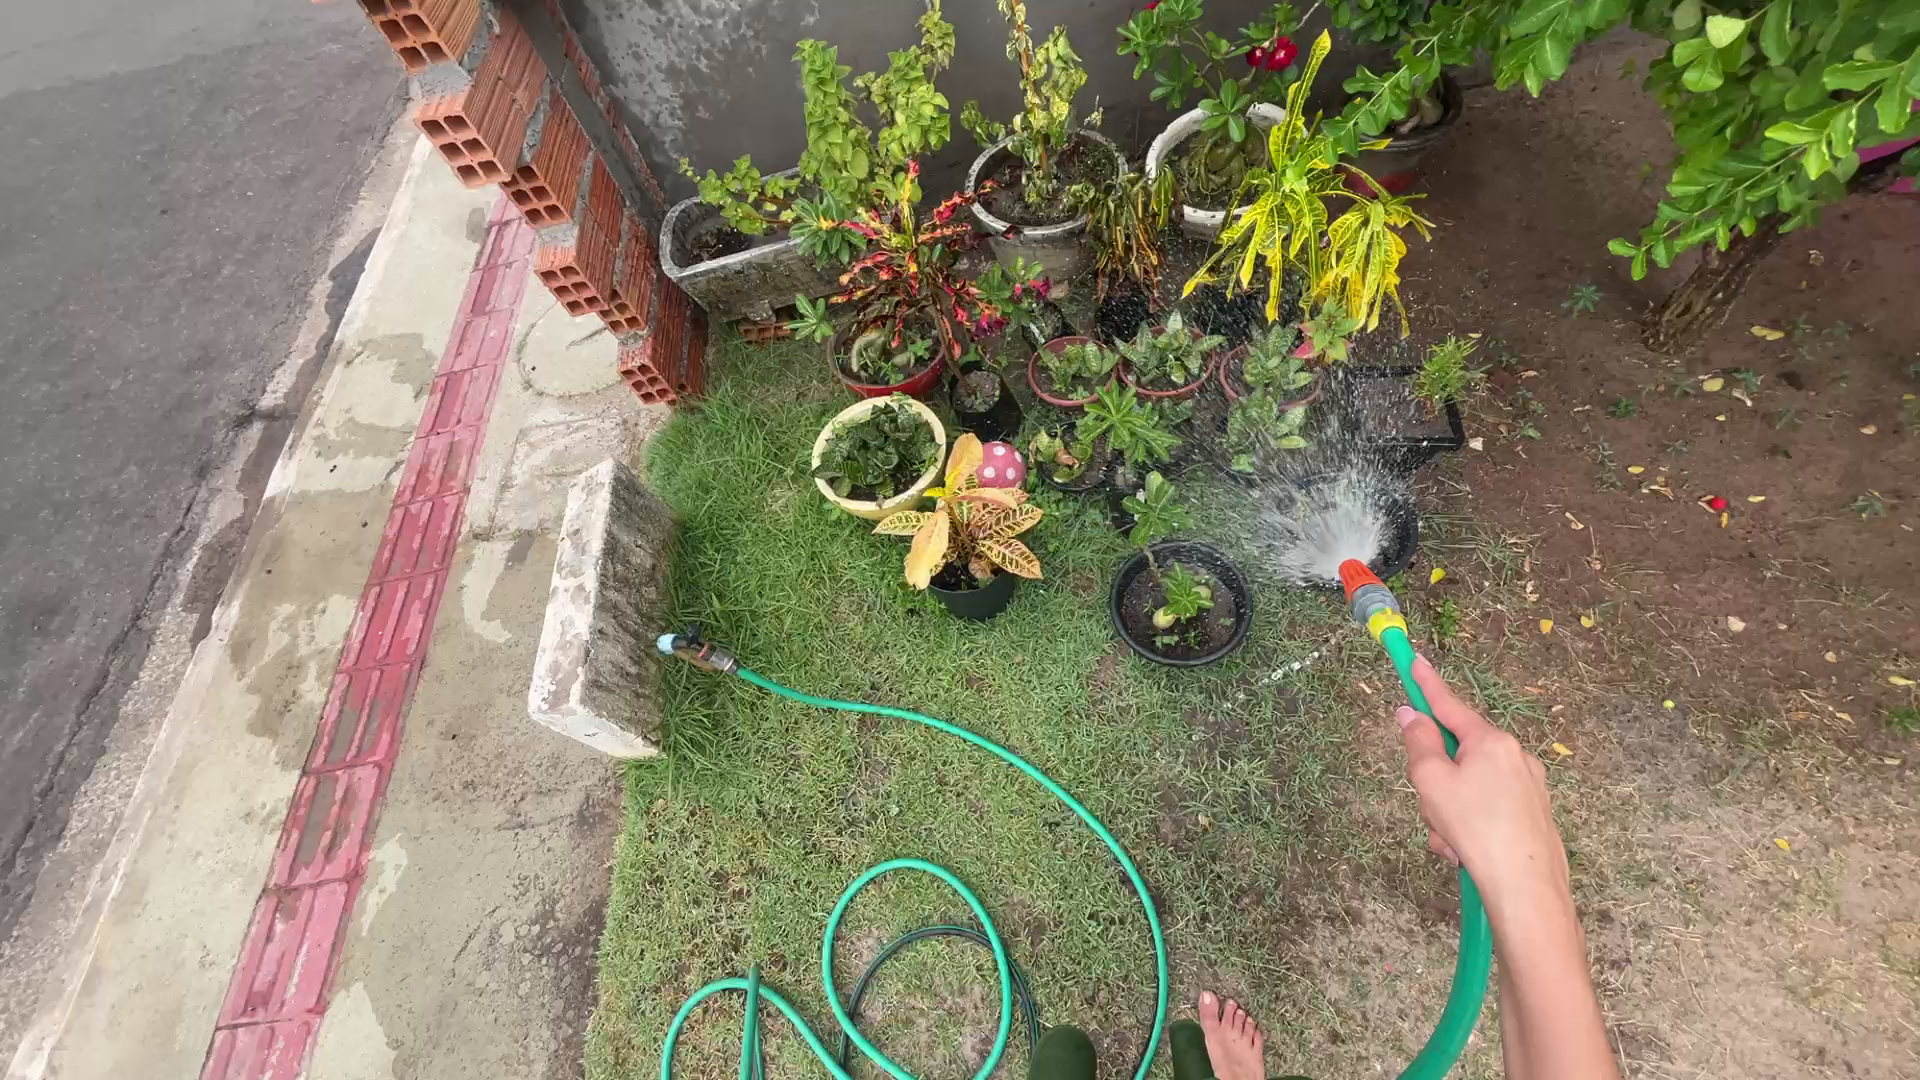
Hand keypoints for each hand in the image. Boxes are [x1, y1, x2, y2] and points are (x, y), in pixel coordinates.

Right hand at [1393, 656, 1568, 916]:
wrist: (1527, 890)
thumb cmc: (1474, 828)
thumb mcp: (1430, 780)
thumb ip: (1418, 742)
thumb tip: (1411, 715)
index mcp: (1491, 742)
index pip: (1449, 704)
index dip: (1426, 683)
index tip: (1415, 659)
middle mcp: (1516, 756)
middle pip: (1456, 751)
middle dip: (1434, 776)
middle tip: (1428, 803)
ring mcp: (1530, 786)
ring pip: (1468, 783)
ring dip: (1447, 807)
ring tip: (1447, 838)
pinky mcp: (1535, 814)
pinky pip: (1486, 805)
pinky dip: (1467, 822)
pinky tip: (1463, 850)